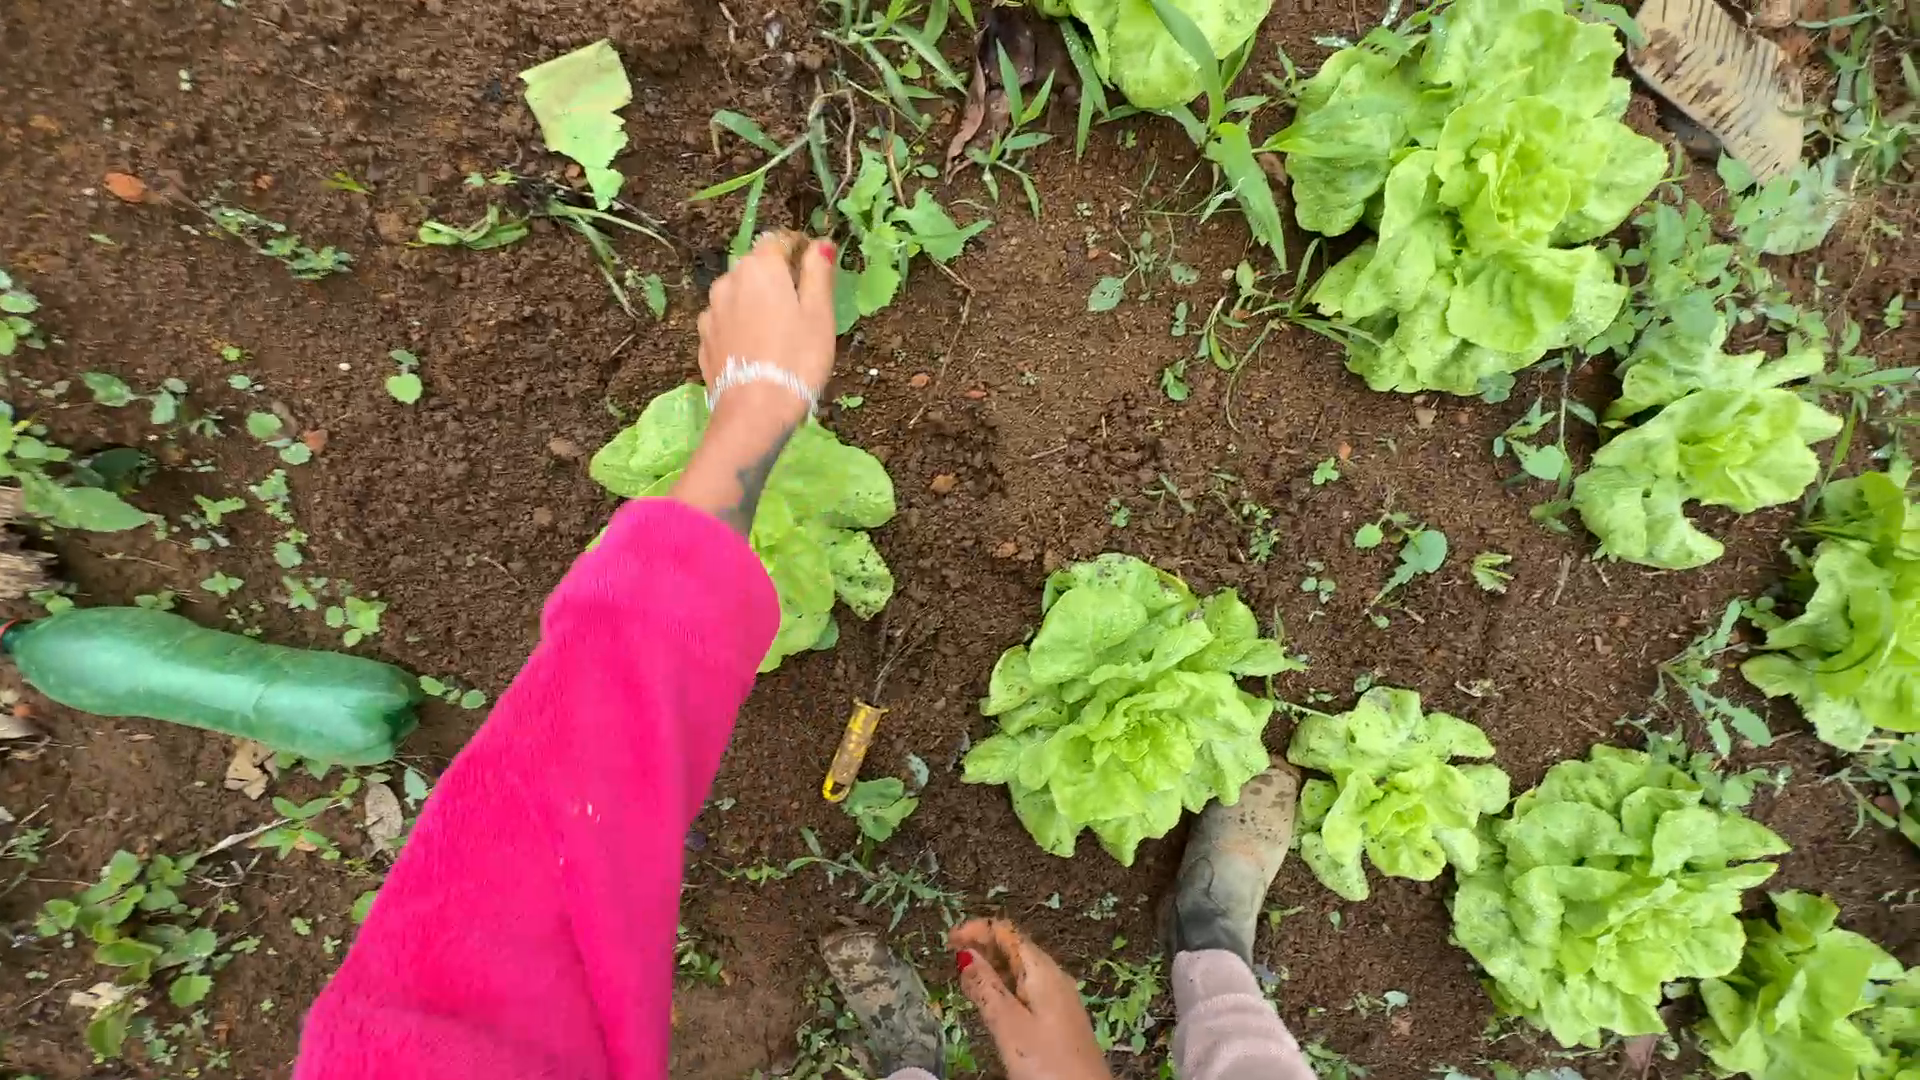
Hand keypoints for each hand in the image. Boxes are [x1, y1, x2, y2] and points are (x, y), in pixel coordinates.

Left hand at [671, 232, 836, 534]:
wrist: (755, 411)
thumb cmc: (797, 359)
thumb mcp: (819, 314)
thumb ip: (818, 273)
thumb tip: (821, 243)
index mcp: (760, 267)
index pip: (779, 241)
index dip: (799, 248)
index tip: (816, 265)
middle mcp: (729, 280)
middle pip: (756, 267)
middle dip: (777, 277)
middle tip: (801, 305)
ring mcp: (712, 311)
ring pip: (738, 294)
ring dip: (756, 302)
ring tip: (777, 331)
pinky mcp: (705, 339)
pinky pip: (727, 321)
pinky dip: (741, 326)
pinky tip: (756, 348)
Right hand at [950, 919, 1112, 1079]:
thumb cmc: (1046, 1063)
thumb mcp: (1009, 1025)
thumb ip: (985, 988)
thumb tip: (966, 953)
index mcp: (1042, 969)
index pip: (1006, 932)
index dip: (976, 929)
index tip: (948, 941)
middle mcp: (1053, 975)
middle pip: (1014, 947)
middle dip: (982, 946)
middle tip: (952, 959)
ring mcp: (1059, 997)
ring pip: (1020, 969)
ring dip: (992, 967)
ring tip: (966, 979)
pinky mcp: (1060, 1019)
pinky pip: (1027, 989)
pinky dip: (1004, 986)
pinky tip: (994, 1003)